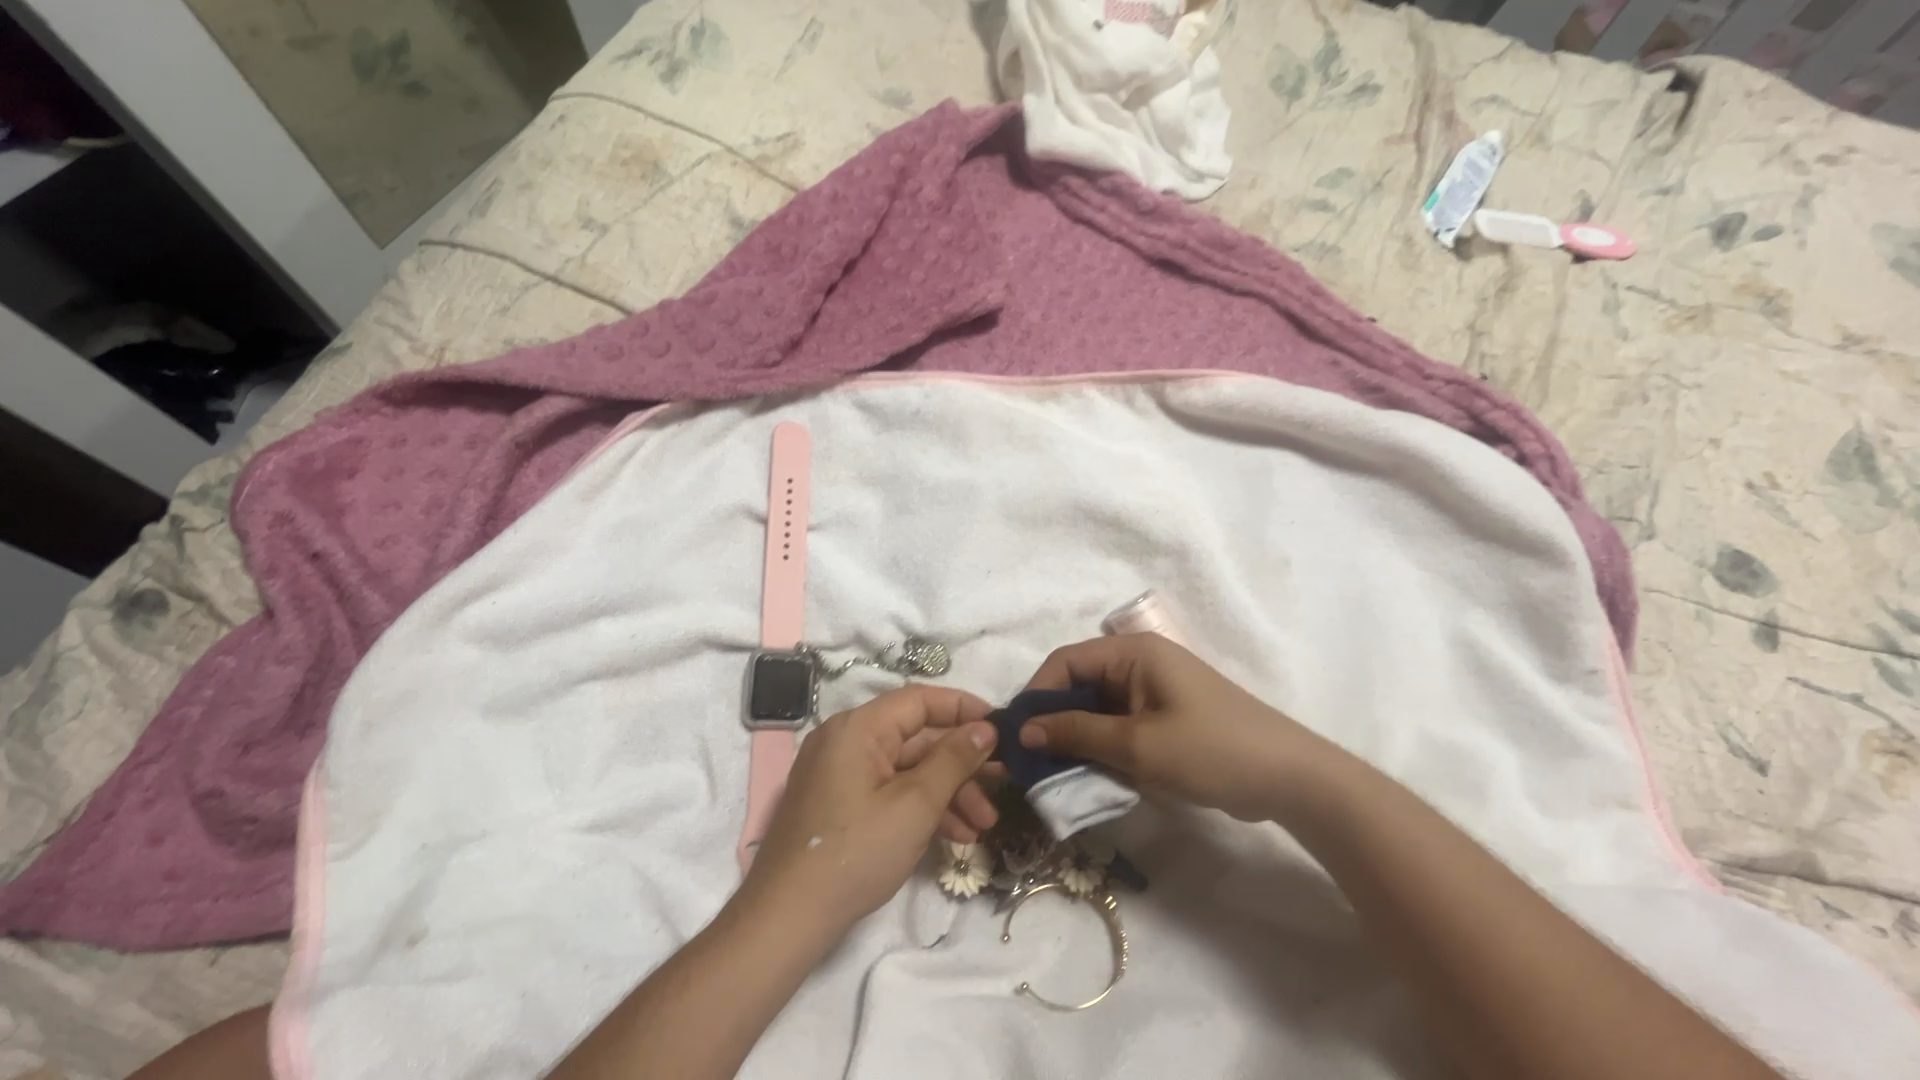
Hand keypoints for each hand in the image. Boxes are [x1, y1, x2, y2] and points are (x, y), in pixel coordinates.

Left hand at [738, 685, 999, 935]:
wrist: (788, 917)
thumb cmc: (856, 852)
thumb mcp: (915, 805)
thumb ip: (953, 761)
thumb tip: (985, 728)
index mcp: (857, 728)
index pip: (920, 700)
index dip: (964, 709)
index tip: (1003, 730)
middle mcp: (845, 742)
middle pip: (916, 739)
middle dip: (962, 766)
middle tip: (1002, 788)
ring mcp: (840, 775)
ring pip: (907, 770)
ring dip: (947, 793)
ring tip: (983, 825)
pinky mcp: (839, 805)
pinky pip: (889, 792)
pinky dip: (921, 809)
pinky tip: (954, 837)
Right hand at [1019, 634, 1321, 822]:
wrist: (1290, 779)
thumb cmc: (1212, 750)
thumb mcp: (1137, 745)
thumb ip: (1076, 734)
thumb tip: (1023, 731)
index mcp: (1134, 653)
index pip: (1066, 662)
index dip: (1037, 694)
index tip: (1016, 735)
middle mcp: (1140, 665)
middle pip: (1079, 686)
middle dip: (1053, 722)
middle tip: (1029, 763)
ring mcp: (1154, 694)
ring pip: (1096, 711)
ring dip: (1075, 740)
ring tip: (1054, 776)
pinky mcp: (1164, 722)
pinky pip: (1118, 729)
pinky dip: (1100, 749)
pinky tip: (1089, 777)